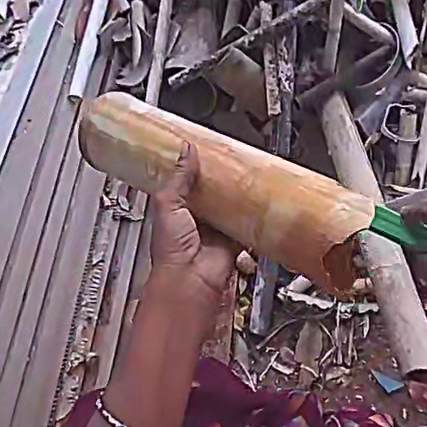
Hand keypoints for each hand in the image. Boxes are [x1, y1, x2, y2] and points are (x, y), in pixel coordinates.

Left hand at [148, 144, 238, 300]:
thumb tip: (187, 150)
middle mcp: (199, 220)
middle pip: (214, 195)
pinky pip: (247, 225)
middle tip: (233, 162)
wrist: (191, 276)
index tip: (209, 153)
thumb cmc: (172, 247)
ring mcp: (217, 231)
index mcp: (178, 211)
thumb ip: (178, 178)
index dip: (198, 170)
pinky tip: (258, 201)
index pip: (189, 184)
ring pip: (231, 208)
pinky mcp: (235, 241)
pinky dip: (252, 217)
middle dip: (222, 182)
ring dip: (239, 197)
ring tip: (248, 176)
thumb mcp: (168, 203)